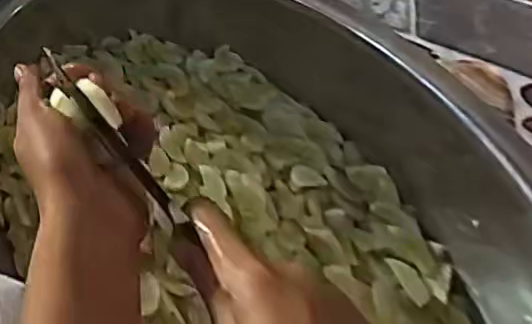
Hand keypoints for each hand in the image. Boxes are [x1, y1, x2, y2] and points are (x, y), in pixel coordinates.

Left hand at [12, 63, 153, 245]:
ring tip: (124, 113)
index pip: (62, 87)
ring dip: (124, 105)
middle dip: (102, 87)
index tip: (81, 73)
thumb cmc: (55, 161)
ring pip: (118, 110)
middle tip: (104, 92)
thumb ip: (29, 90)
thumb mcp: (32, 119)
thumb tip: (22, 68)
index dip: (72, 74)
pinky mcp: (130, 162)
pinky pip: (140, 133)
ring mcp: (104, 148)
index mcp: (48, 122)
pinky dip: (142, 126)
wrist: (89, 215)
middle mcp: (75, 133)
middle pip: (93, 94)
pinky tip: (141, 125)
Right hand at [191, 201, 365, 323]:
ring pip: (280, 277)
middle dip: (241, 278)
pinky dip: (301, 309)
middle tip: (245, 316)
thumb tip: (182, 246)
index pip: (209, 218)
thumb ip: (208, 288)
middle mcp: (288, 266)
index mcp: (252, 275)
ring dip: (274, 296)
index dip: (195, 222)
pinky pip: (310, 294)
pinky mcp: (349, 304)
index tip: (187, 235)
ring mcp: (323, 285)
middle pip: (248, 256)